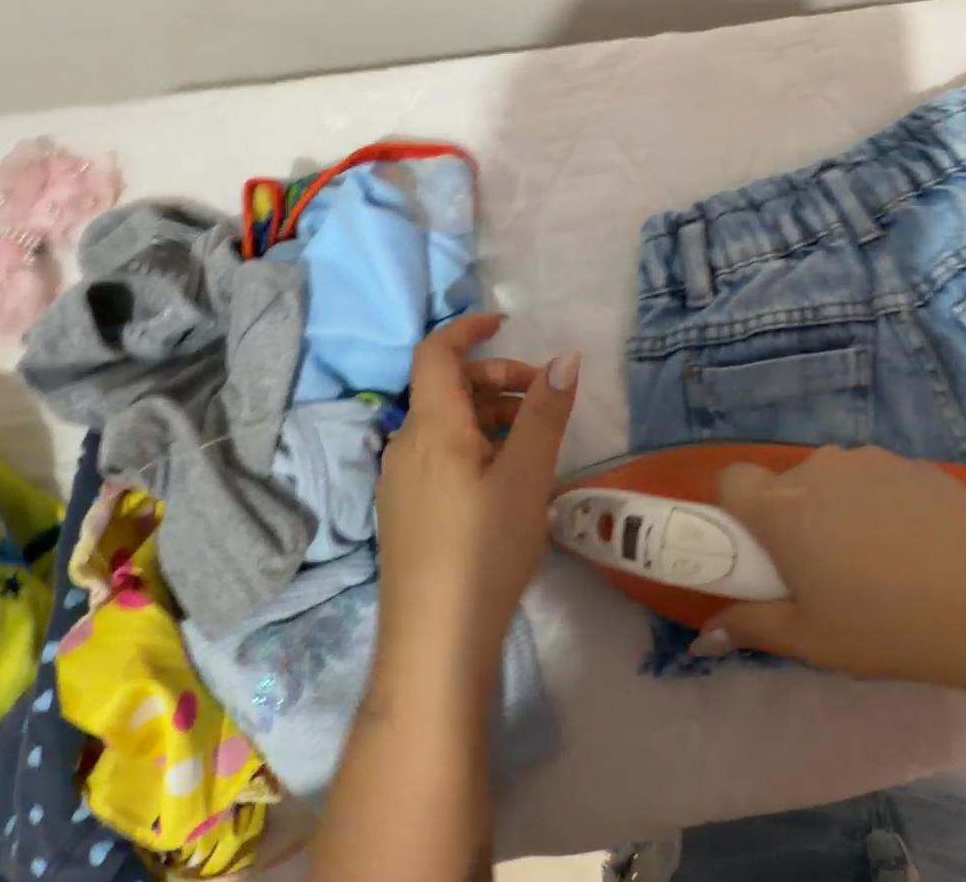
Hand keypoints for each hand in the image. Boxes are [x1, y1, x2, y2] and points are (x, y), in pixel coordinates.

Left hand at [375, 313, 579, 656]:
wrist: (435, 641)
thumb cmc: (485, 548)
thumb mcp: (528, 476)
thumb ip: (545, 414)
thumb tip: (565, 357)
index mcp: (431, 428)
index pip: (436, 353)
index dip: (467, 329)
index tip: (506, 323)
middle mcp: (405, 447)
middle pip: (446, 390)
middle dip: (497, 380)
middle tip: (546, 399)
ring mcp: (400, 483)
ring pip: (446, 427)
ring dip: (490, 417)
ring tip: (537, 442)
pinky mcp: (407, 513)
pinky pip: (440, 458)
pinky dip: (476, 448)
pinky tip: (508, 481)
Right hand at [694, 446, 965, 684]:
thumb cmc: (889, 625)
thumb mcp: (811, 639)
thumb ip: (750, 628)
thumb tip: (705, 636)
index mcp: (784, 507)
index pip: (732, 480)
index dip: (734, 511)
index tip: (756, 550)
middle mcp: (821, 469)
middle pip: (785, 484)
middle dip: (789, 520)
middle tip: (820, 573)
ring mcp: (873, 462)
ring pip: (832, 482)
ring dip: (835, 511)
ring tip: (875, 565)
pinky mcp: (916, 465)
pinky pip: (875, 482)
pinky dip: (877, 507)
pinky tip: (914, 550)